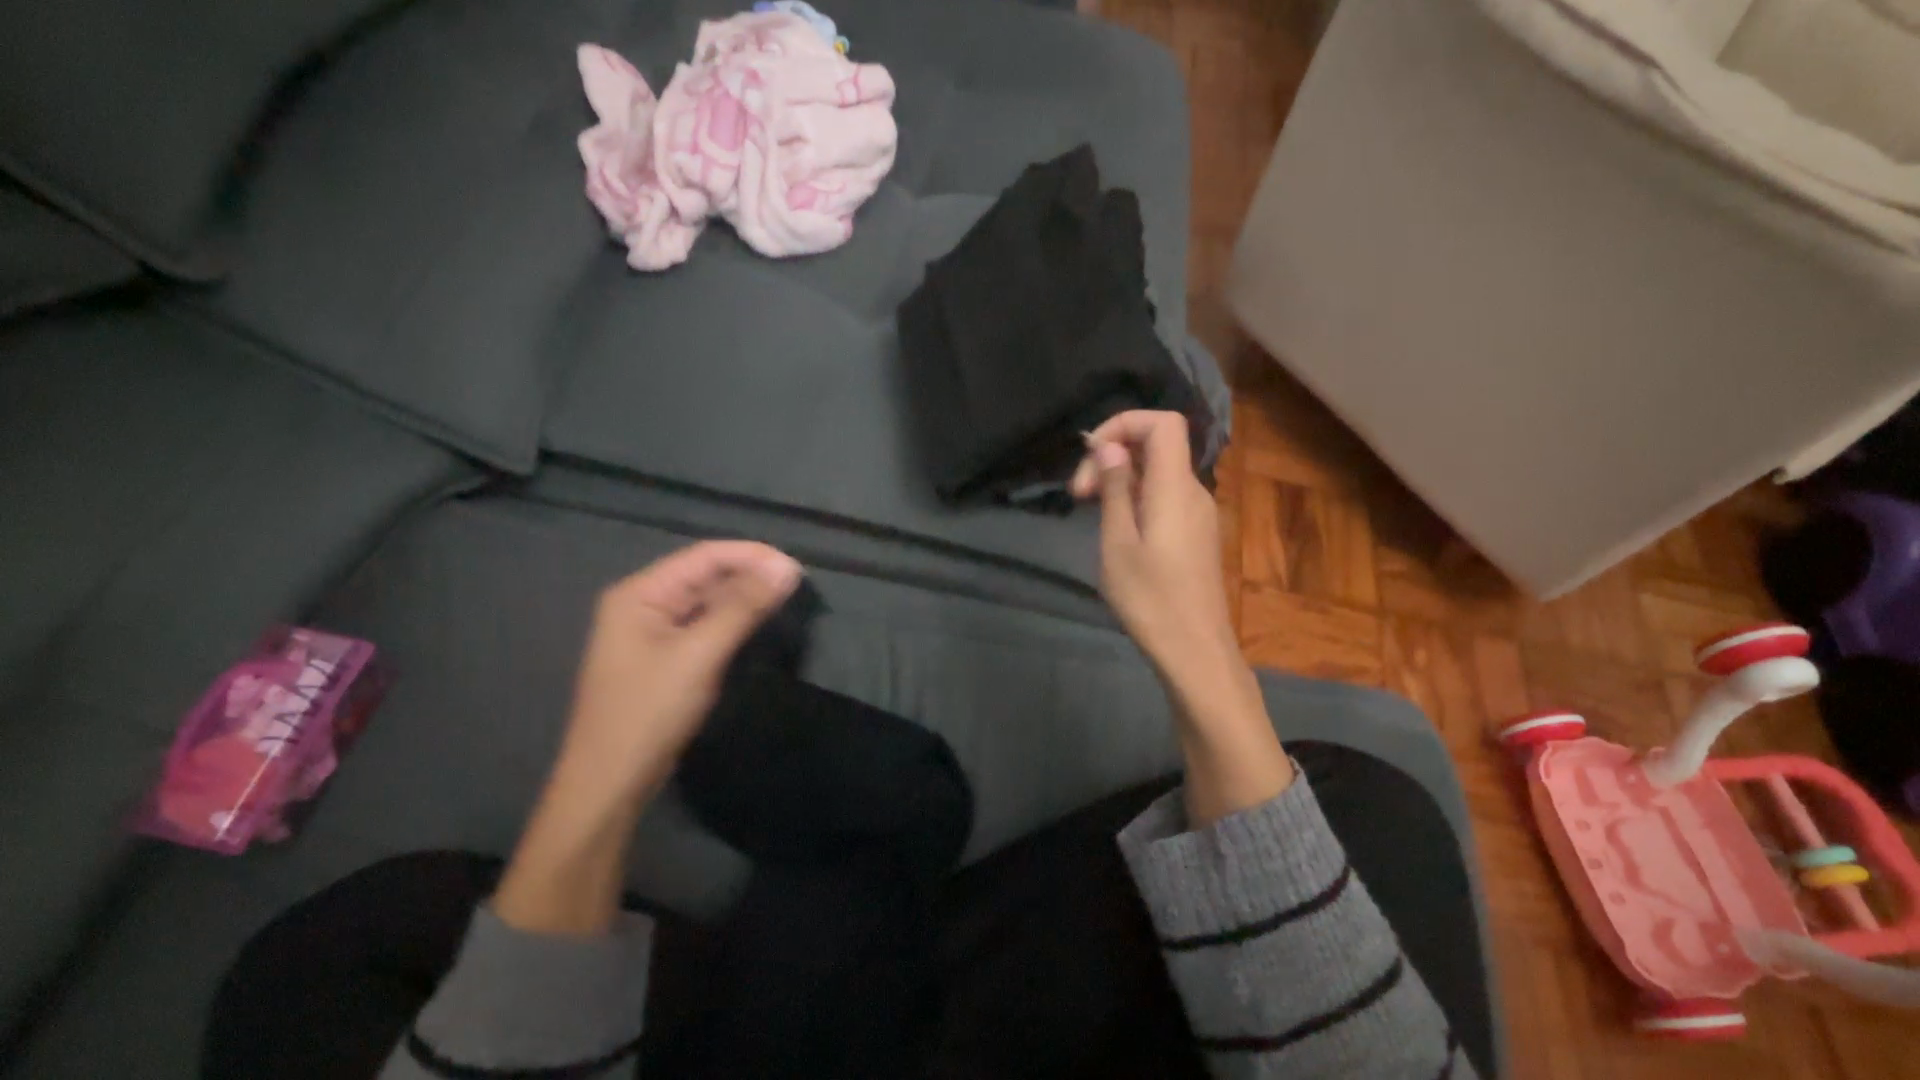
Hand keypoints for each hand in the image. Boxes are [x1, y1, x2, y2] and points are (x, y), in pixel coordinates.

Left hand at [557, 540, 803, 806]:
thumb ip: (742, 607)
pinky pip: (701, 627)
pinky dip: (730, 623)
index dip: (751, 555)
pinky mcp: (662, 659)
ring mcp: (649, 633)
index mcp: (640, 593)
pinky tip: (756, 627)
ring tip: (785, 601)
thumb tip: (785, 569)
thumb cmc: (648, 713)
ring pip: (704, 603)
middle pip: (703, 576)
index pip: (703, 556)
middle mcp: (641, 604)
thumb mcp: (699, 655)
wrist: (609, 782)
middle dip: (749, 575)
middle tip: (798, 586)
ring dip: (742, 599)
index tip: (796, 568)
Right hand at [1071, 410, 1293, 823]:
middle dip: (1112, 456)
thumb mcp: (1117, 543)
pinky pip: (1164, 498)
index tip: (1091, 453)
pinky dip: (1135, 500)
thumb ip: (1114, 489)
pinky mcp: (1196, 536)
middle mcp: (1193, 492)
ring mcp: (1198, 515)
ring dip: (1120, 481)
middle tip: (1078, 495)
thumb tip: (1109, 448)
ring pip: (1158, 474)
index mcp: (1174, 487)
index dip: (1125, 423)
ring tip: (1090, 514)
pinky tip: (1115, 533)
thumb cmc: (1150, 599)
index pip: (1163, 423)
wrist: (1195, 651)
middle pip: (1158, 446)